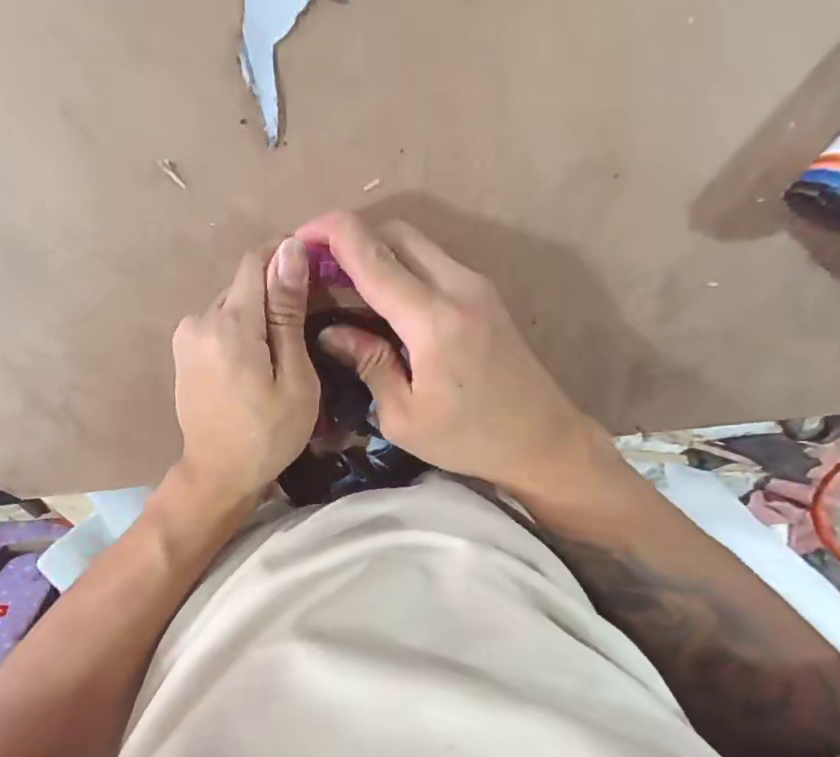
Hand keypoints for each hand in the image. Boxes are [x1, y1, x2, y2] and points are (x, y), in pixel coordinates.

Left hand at [169, 237, 321, 503]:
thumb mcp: (294, 377)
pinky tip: (255, 365)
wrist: (218, 475)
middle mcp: (199, 320)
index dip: (287, 260)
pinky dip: (238, 335)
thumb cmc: (267, 434)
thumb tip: (290, 248)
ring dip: (256, 318)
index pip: (256, 260)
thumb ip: (288, 311)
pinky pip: (217, 327)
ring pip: (230, 306)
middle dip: (274, 296)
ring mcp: (185, 338)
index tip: (315, 278)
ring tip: (281, 353)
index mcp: (229, 323)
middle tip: (305, 329)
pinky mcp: (181, 354)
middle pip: (243, 285)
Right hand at [295, 212, 613, 495]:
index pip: (374, 258)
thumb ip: (368, 364)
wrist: (541, 438)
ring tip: (338, 283)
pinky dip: (397, 266)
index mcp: (433, 321)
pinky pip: (431, 262)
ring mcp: (476, 286)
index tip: (297, 236)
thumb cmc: (466, 439)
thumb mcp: (402, 416)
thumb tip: (331, 332)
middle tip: (314, 266)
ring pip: (415, 243)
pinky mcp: (483, 295)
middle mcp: (458, 288)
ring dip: (374, 251)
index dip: (332, 235)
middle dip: (350, 237)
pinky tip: (375, 297)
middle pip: (396, 233)